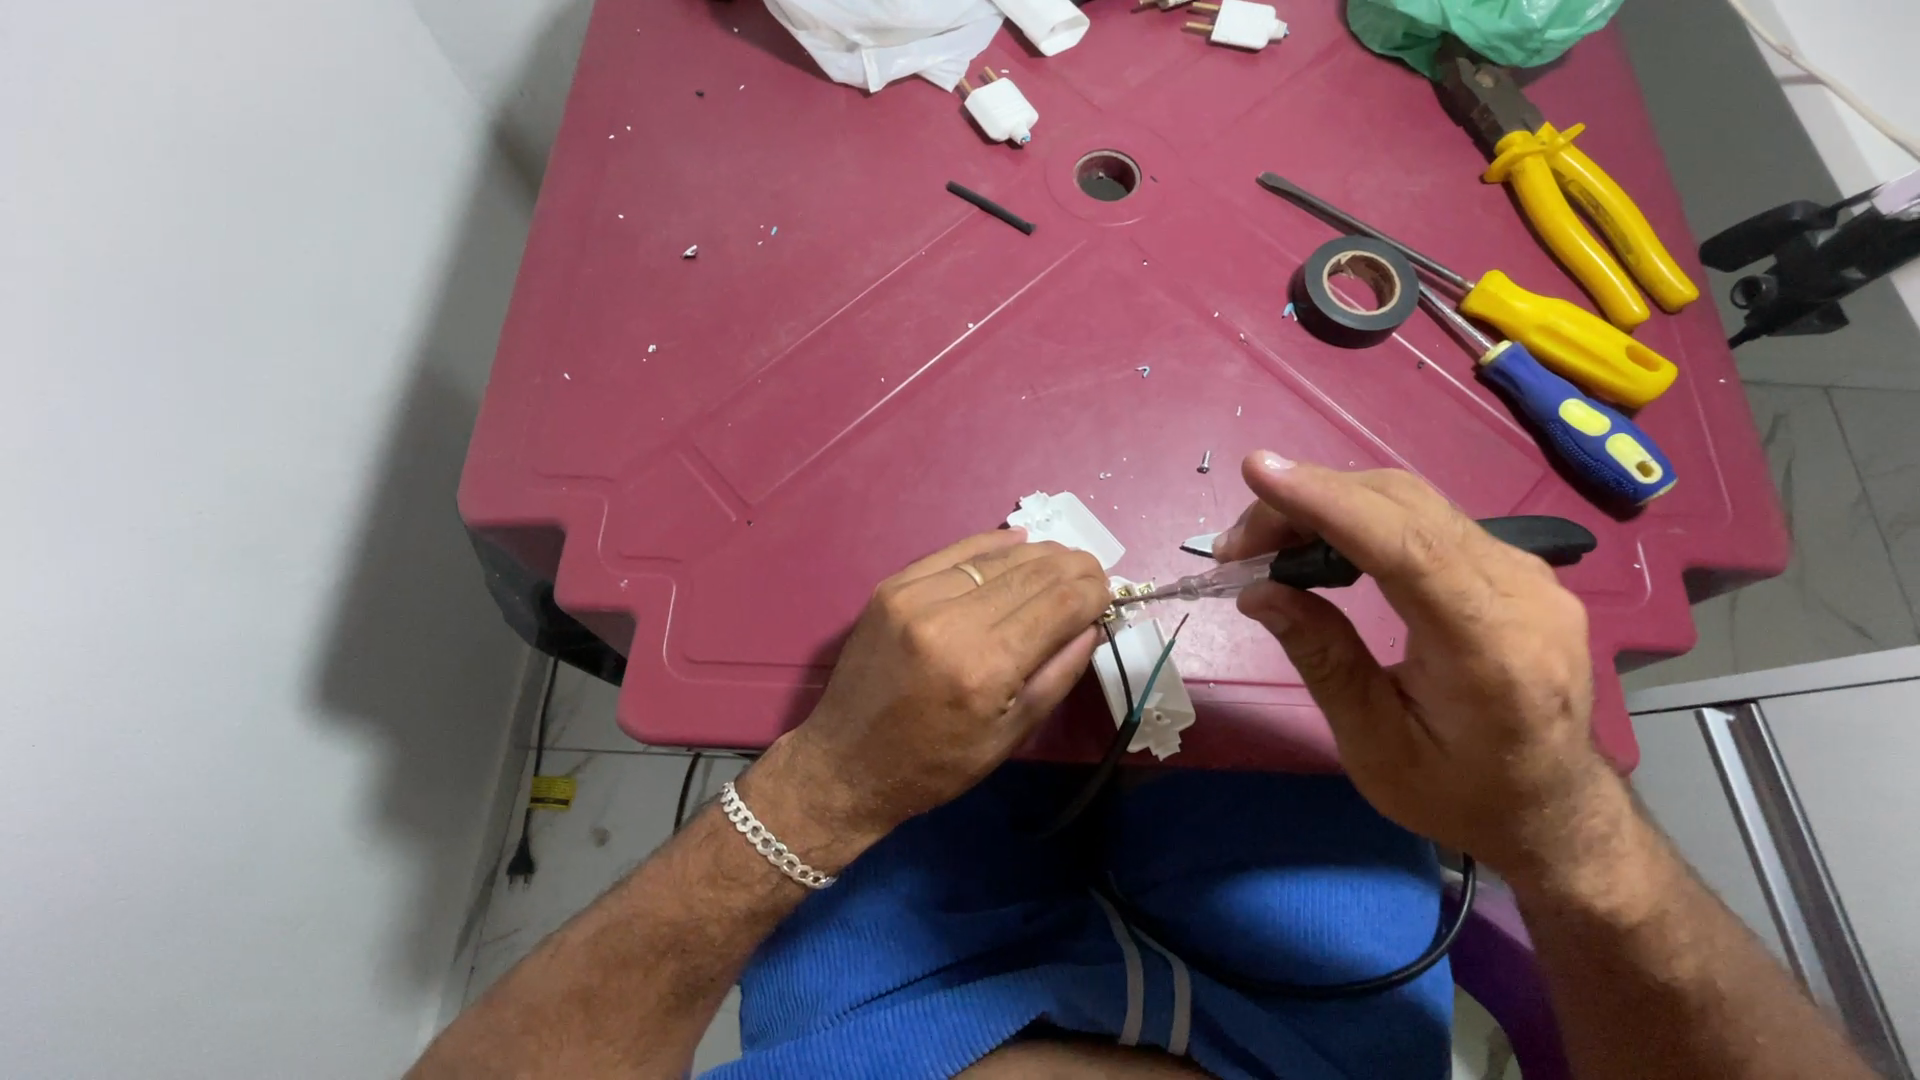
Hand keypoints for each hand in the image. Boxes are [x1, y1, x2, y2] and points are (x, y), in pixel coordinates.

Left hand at [762, 529, 1109, 853]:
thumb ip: (1057, 674)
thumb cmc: (935, 764)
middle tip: (1095, 571)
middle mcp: (951, 620)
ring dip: (1038, 554)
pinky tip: (1017, 542)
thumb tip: (1091, 623)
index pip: (1058, 604)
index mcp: (985, 666)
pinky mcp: (892, 587)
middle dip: (1073, 567)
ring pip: (996, 557)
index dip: (1092, 591)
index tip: (1110, 591)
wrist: (847, 763)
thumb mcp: (1010, 736)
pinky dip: (991, 545)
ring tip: (1063, 558)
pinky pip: (955, 552)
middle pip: (1031, 572)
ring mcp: (915, 597)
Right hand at [1213, 451, 1613, 877]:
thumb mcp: (1374, 744)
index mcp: (1490, 648)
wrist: (1554, 810)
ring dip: (1327, 506)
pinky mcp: (1511, 566)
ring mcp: (1524, 571)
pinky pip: (1424, 519)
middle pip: (1403, 507)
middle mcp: (1521, 591)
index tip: (1259, 471)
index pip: (1406, 546)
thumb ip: (1322, 660)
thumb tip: (1259, 591)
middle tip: (1234, 546)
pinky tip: (1317, 544)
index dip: (1328, 502)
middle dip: (1307, 503)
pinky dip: (1357, 518)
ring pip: (1411, 502)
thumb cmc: (1459, 794)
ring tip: (1262, 545)